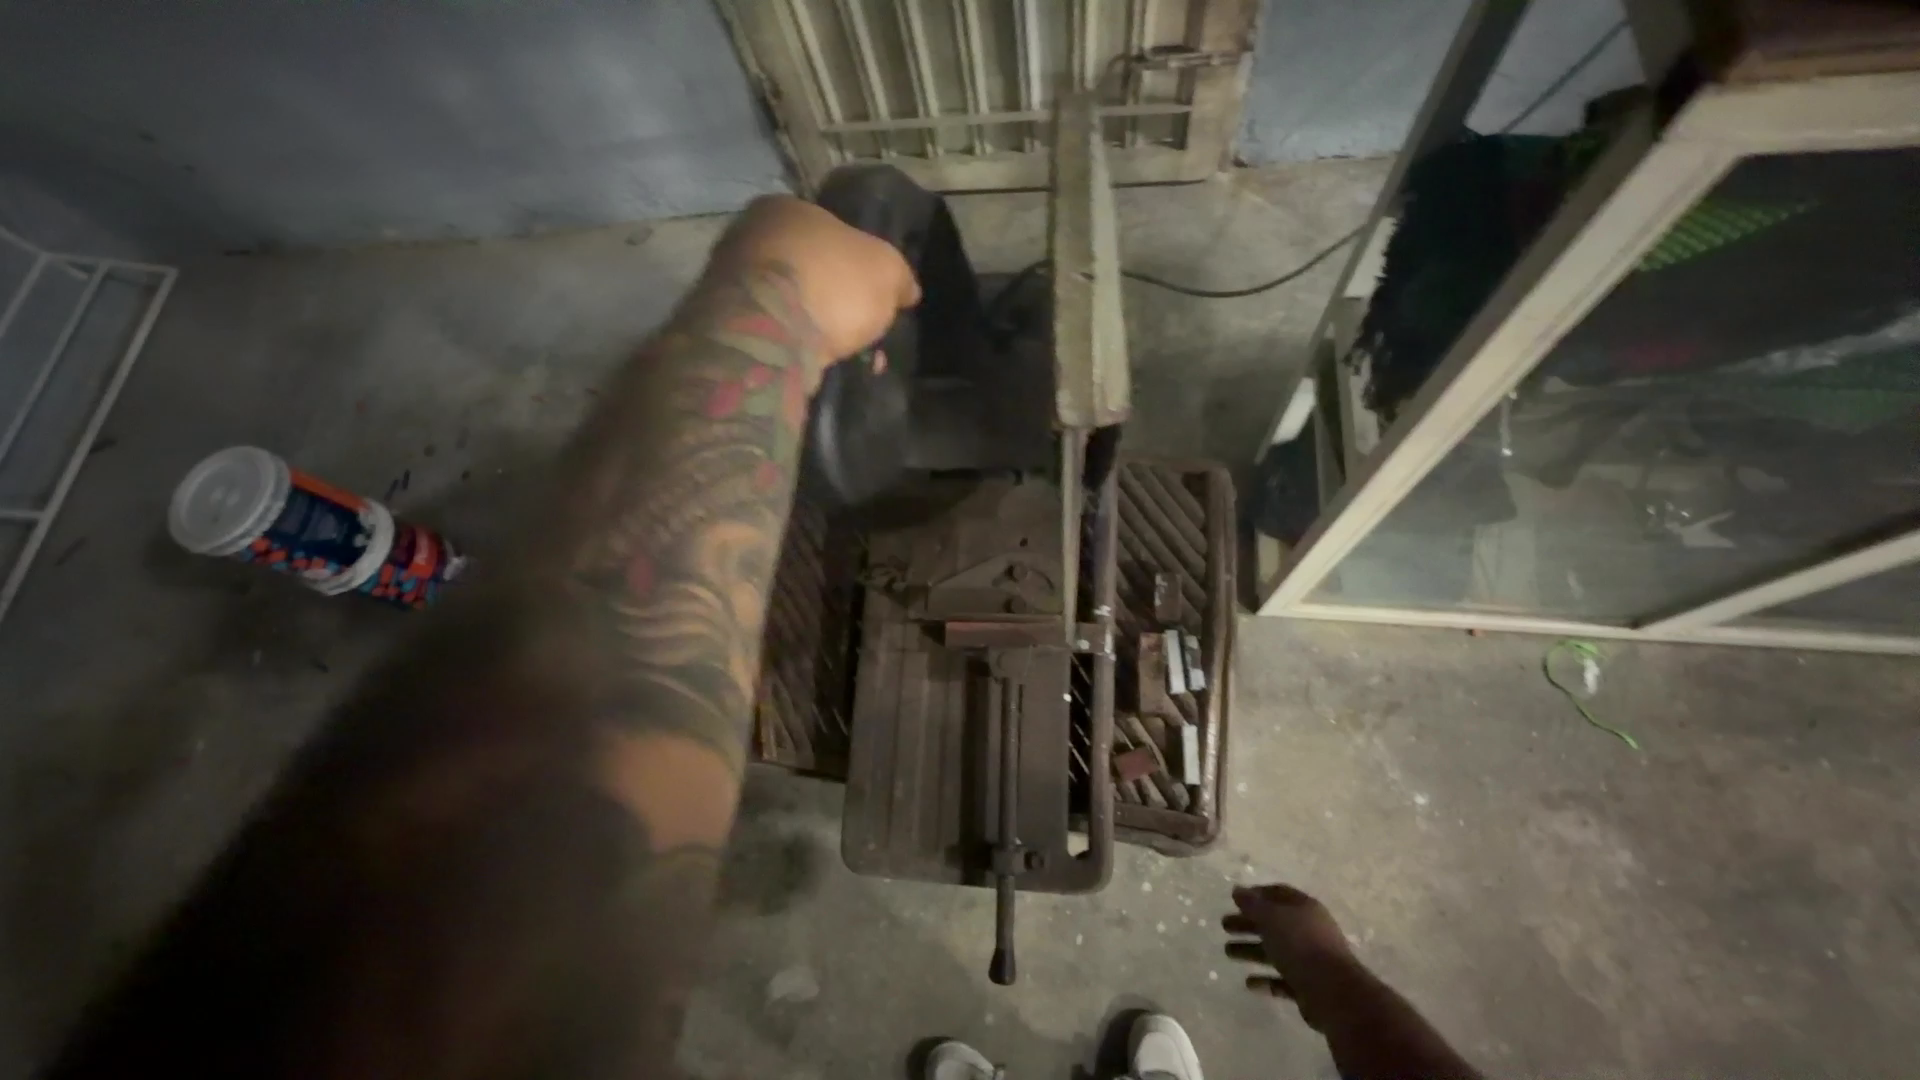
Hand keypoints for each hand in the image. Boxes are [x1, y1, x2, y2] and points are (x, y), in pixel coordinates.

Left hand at [707, 195, 920, 360]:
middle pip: (806, 269)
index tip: (872, 293)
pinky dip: (794, 349)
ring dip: (817, 329)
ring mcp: (726, 282)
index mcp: (783, 208)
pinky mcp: (720, 326)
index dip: (856, 262)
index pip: (828, 229)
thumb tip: (906, 290)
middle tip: (862, 329)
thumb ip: (899, 277)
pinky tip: (817, 367)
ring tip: (846, 356)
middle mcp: (747, 236)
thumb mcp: (887, 272)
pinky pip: (771, 335)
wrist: (767, 337)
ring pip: (788, 305)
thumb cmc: (831, 286)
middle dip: (837, 301)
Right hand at [1223, 885, 1355, 1009]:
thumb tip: (1237, 890)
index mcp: (1304, 908)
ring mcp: (1310, 960)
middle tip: (1225, 925)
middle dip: (1248, 923)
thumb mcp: (1271, 917)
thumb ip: (1252, 904)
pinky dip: (1266, 980)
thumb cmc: (1299, 944)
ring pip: (1276, 951)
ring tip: (1227, 952)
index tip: (1236, 900)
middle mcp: (1309, 931)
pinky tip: (1249, 983)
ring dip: (1251, 950)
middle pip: (1274, 923)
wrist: (1332, 992)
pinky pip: (1282, 979)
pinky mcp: (1308, 986)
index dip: (1257, 894)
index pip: (1279, 894)